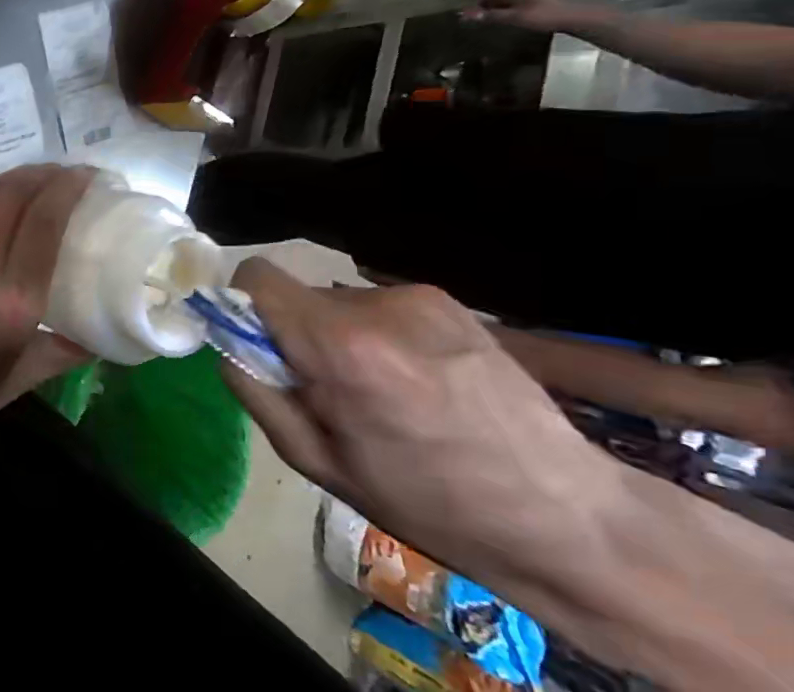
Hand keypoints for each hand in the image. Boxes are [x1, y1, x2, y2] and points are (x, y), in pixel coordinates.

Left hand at [0, 166, 94, 522]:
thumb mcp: (23, 380)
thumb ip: (67, 350)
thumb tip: (106, 328)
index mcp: (13, 304)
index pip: (44, 223)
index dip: (69, 189)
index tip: (93, 176)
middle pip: (16, 197)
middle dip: (49, 174)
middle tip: (76, 173)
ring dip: (21, 175)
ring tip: (47, 175)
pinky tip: (6, 188)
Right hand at [220, 259, 628, 586]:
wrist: (564, 515)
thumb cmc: (427, 503)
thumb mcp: (317, 463)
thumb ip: (257, 392)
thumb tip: (229, 344)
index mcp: (341, 347)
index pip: (257, 277)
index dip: (243, 306)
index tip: (258, 347)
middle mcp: (378, 304)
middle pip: (299, 296)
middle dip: (297, 334)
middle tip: (330, 392)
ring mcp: (419, 298)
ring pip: (339, 303)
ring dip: (340, 337)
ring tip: (383, 394)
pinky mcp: (450, 302)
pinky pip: (380, 308)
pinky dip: (378, 336)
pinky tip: (417, 383)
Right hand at [460, 0, 593, 32]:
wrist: (578, 19)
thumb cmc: (545, 17)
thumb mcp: (515, 18)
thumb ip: (492, 16)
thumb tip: (464, 14)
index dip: (482, 2)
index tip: (469, 7)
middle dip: (494, 5)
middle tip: (482, 12)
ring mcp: (542, 2)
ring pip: (519, 4)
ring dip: (508, 9)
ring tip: (499, 15)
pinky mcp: (551, 10)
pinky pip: (529, 10)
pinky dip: (520, 13)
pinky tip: (521, 19)